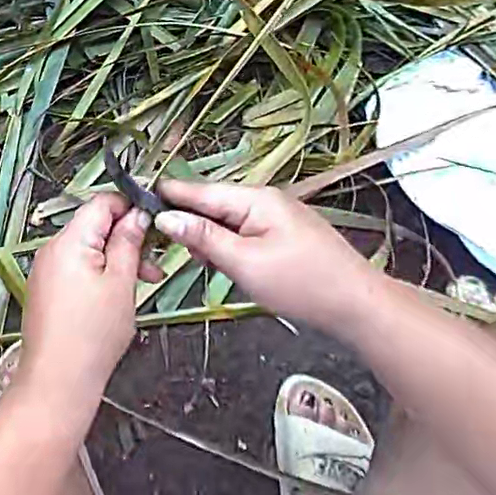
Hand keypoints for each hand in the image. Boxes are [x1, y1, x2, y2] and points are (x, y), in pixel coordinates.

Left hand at [19, 194, 153, 406]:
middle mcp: (53, 249)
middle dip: (127, 237)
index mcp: (69, 241)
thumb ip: (129, 243)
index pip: (101, 202)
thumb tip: (137, 216)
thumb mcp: (121, 283)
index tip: (154, 224)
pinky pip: (78, 267)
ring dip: (118, 257)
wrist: (57, 382)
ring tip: (144, 280)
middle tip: (154, 259)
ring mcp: (47, 270)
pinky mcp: (48, 288)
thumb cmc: (91, 335)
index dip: (130, 207)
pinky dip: (101, 272)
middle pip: (95, 224)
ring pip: (89, 248)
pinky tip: (119, 293)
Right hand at [154, 180, 384, 337]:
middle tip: (177, 251)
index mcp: (254, 198)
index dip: (168, 194)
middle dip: (192, 224)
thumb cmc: (300, 283)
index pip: (200, 190)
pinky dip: (231, 246)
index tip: (138, 197)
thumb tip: (166, 217)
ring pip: (228, 220)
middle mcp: (265, 199)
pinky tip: (230, 265)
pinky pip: (245, 231)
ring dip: (212, 239)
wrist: (358, 305)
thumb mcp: (243, 263)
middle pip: (213, 204)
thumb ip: (203, 238)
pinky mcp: (284, 232)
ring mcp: (277, 215)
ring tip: (209, 264)